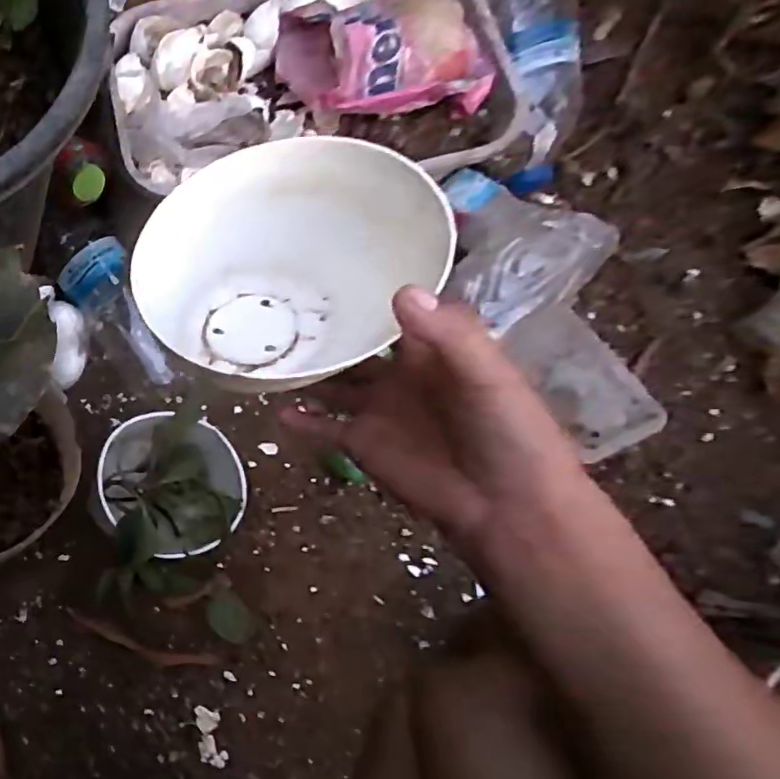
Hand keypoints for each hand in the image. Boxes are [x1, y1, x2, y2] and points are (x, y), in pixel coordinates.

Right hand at [280, 287, 591, 547]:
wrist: (504, 504)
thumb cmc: (509, 433)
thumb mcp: (489, 377)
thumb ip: (449, 336)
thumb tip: (402, 290)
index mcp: (434, 353)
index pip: (397, 316)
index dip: (369, 297)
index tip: (332, 273)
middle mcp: (399, 376)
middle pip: (354, 349)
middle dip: (325, 334)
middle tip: (282, 313)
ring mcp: (376, 409)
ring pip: (331, 384)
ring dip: (306, 372)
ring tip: (270, 355)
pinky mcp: (358, 440)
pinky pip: (321, 424)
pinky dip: (299, 417)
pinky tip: (275, 407)